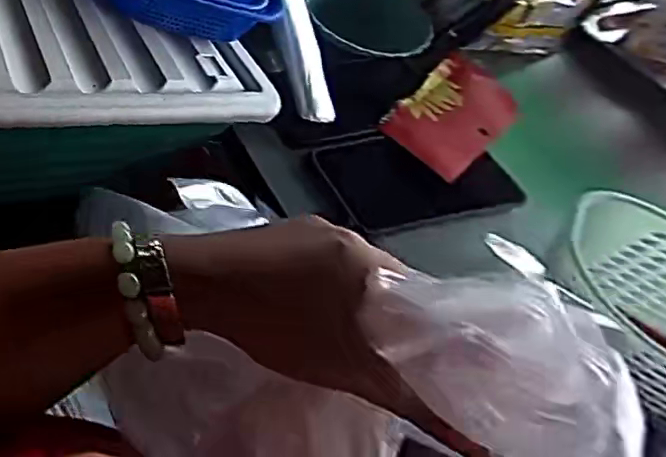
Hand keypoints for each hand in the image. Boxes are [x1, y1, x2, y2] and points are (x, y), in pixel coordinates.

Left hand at [168, 218, 492, 456]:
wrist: (199, 281)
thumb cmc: (271, 319)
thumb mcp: (341, 366)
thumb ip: (405, 397)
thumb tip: (466, 439)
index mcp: (361, 254)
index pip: (420, 292)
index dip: (434, 330)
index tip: (445, 364)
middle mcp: (339, 231)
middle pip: (387, 281)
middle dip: (397, 321)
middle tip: (404, 363)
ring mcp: (307, 229)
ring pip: (353, 272)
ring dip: (362, 306)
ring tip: (366, 346)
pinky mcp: (283, 234)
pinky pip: (324, 263)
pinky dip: (333, 291)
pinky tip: (326, 318)